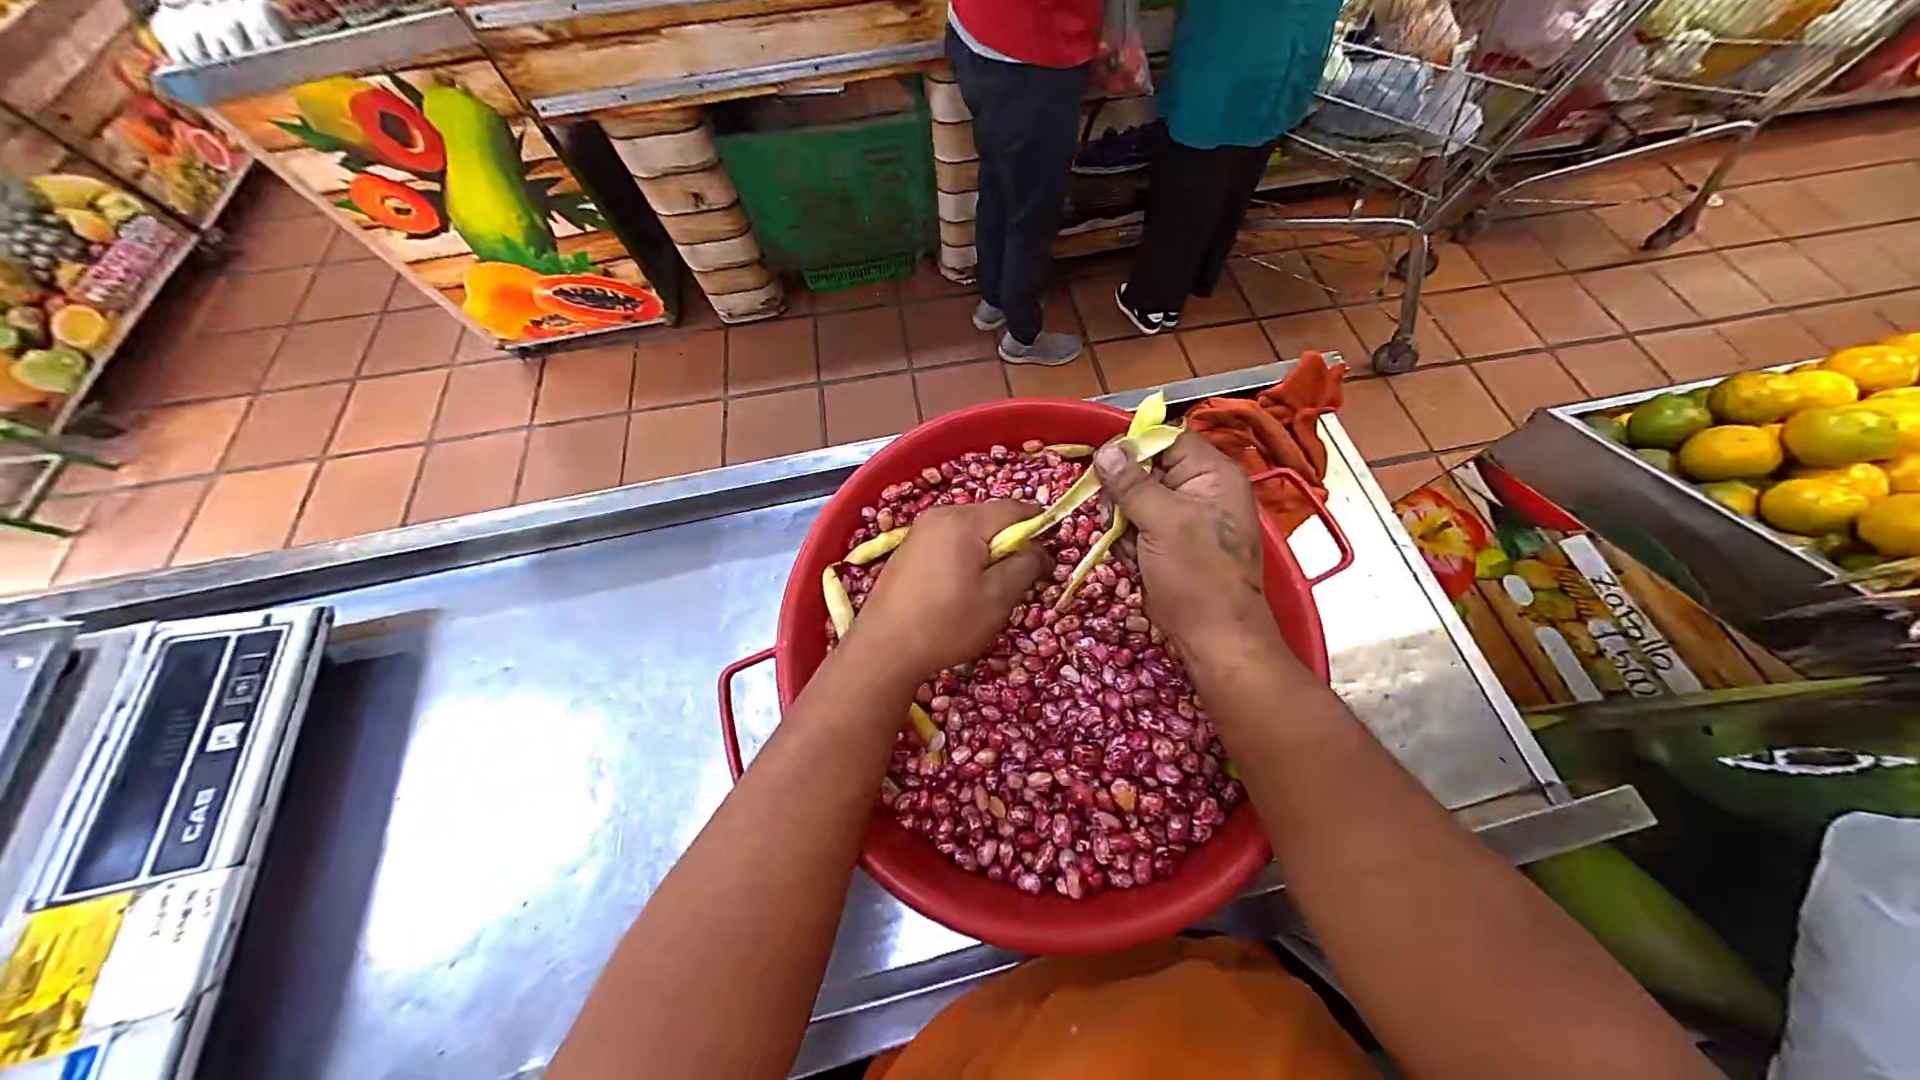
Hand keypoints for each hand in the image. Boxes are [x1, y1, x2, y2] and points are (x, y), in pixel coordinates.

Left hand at [845, 501, 1049, 683]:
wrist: (883, 650)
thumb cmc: (946, 623)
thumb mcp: (998, 597)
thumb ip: (1026, 565)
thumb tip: (1040, 549)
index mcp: (962, 520)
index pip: (1015, 508)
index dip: (1039, 527)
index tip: (1048, 557)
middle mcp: (938, 516)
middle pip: (990, 519)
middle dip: (1010, 544)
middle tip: (1016, 582)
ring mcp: (918, 533)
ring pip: (969, 534)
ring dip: (986, 555)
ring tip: (986, 593)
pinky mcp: (907, 552)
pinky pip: (948, 546)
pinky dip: (963, 562)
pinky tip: (958, 594)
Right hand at [1092, 433, 1273, 651]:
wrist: (1211, 636)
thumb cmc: (1198, 576)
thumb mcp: (1164, 522)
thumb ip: (1133, 484)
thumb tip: (1106, 451)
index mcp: (1211, 475)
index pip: (1168, 439)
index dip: (1135, 445)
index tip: (1102, 459)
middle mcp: (1198, 491)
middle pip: (1145, 469)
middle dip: (1123, 491)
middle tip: (1114, 513)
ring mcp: (1181, 519)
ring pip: (1133, 500)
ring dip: (1121, 520)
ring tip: (1128, 543)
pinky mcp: (1165, 543)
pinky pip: (1134, 528)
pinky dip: (1126, 542)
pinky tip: (1133, 559)